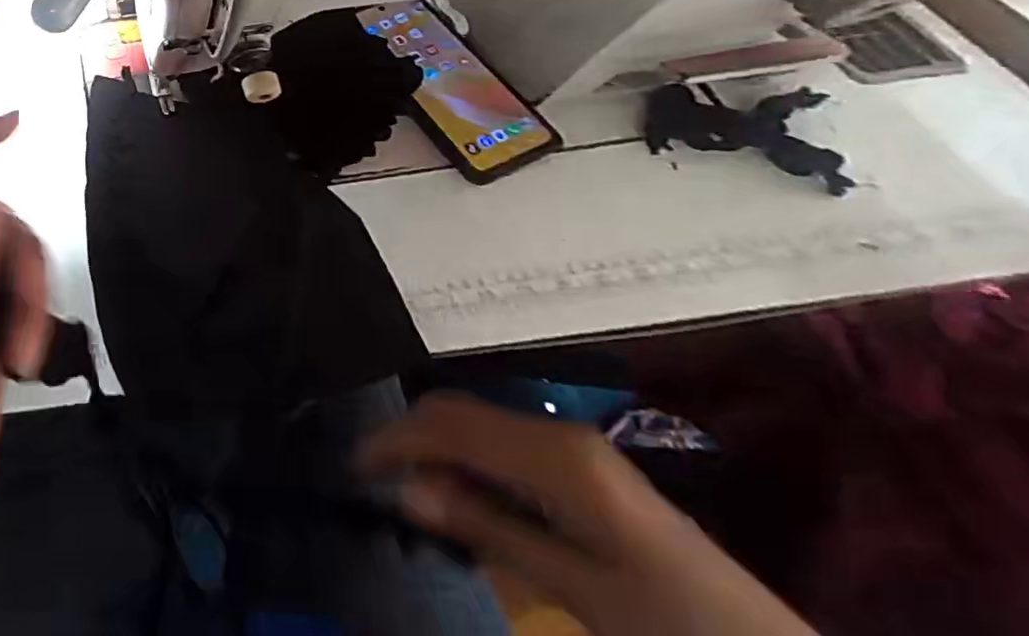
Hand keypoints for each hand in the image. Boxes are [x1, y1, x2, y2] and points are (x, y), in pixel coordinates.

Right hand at [361, 394, 814, 635]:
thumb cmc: (673, 624)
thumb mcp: (579, 588)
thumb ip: (490, 530)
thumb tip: (407, 489)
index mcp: (557, 456)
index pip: (452, 424)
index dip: (398, 439)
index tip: (355, 467)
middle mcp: (558, 435)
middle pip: (460, 413)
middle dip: (410, 437)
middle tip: (374, 481)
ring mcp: (570, 448)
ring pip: (477, 426)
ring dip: (436, 451)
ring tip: (407, 493)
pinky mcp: (578, 468)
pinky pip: (501, 448)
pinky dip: (467, 465)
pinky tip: (459, 499)